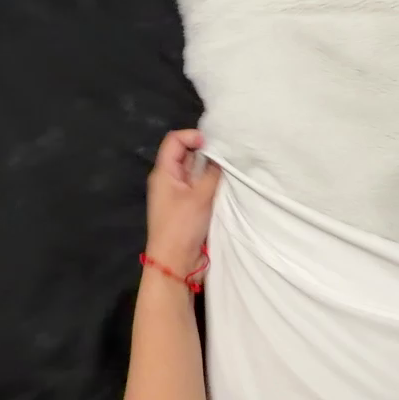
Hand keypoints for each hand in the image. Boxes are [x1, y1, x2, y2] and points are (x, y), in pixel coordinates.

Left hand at [145, 130, 222, 271]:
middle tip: (230, 154)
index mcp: (164, 173)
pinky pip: (203, 188)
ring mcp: (181, 194)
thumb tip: (222, 157)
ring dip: (213, 170)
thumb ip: (212, 173)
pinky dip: (215, 184)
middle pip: (188, 155)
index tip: (214, 143)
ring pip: (198, 172)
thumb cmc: (182, 227)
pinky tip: (230, 185)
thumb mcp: (199, 196)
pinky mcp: (191, 207)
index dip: (193, 136)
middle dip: (208, 152)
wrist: (176, 263)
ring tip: (233, 168)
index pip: (175, 141)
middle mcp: (171, 180)